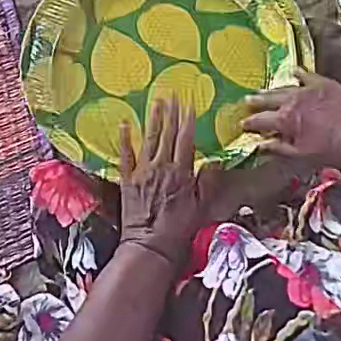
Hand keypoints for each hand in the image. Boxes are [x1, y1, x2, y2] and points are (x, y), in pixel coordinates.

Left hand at [117, 99, 218, 268]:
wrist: (150, 247)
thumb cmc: (179, 229)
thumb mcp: (201, 207)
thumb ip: (208, 182)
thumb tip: (217, 160)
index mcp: (181, 172)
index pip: (185, 139)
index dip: (187, 119)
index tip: (189, 102)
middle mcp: (161, 167)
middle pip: (167, 134)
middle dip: (171, 112)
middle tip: (172, 93)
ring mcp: (142, 172)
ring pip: (149, 139)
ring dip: (153, 119)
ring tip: (156, 101)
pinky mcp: (127, 180)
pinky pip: (126, 155)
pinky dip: (124, 139)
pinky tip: (124, 124)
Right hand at [241, 71, 340, 169]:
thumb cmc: (335, 151)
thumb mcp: (303, 155)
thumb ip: (280, 148)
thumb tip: (261, 145)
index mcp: (286, 119)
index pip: (261, 120)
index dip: (250, 123)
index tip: (243, 124)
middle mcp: (294, 99)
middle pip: (270, 100)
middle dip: (257, 102)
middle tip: (247, 101)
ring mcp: (310, 89)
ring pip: (286, 87)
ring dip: (274, 90)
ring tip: (264, 91)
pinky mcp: (326, 84)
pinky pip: (307, 75)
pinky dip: (299, 74)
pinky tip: (293, 71)